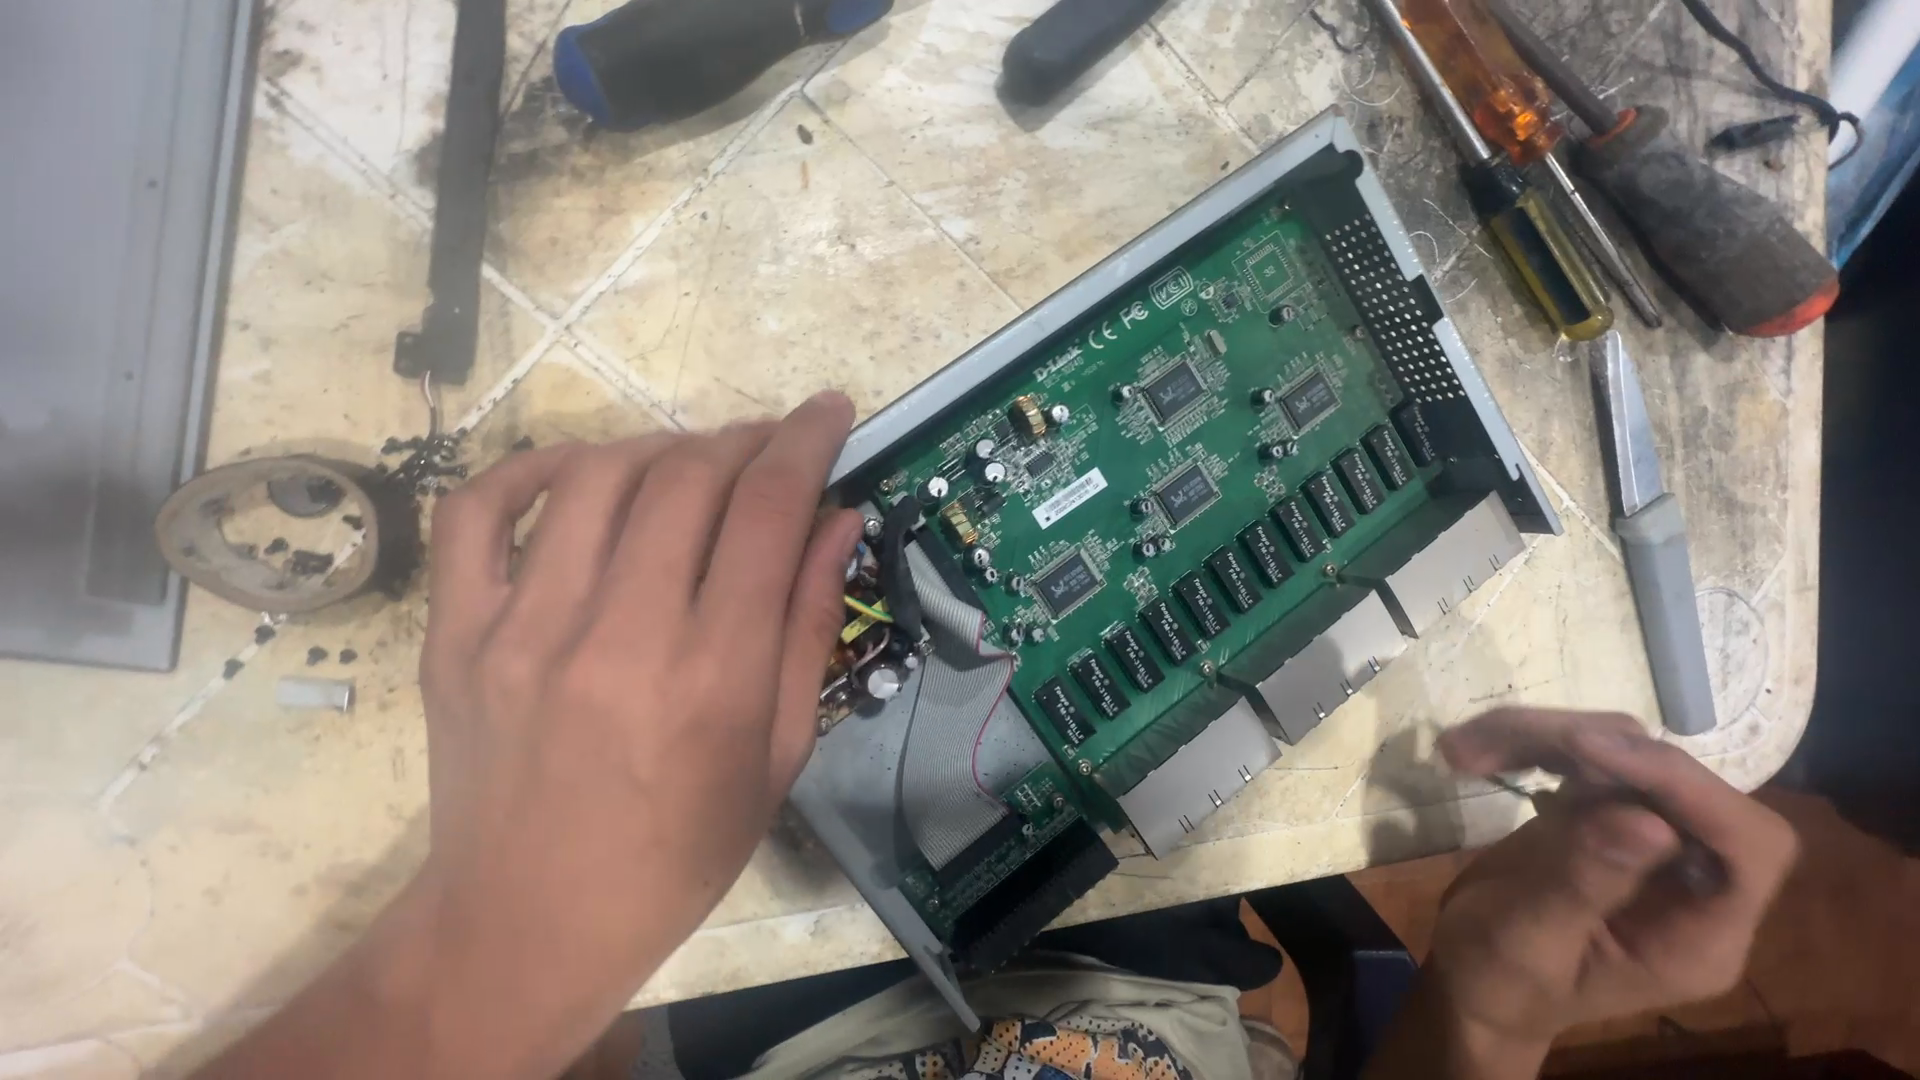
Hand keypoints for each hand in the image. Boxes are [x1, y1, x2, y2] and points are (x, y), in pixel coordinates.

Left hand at [412, 394, 861, 1075]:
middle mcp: (619, 635)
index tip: (830, 411)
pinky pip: (480, 509)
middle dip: (747, 440)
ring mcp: (523, 627)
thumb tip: (838, 521)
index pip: (768, 512)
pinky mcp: (456, 632)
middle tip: (771, 445)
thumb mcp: (779, 752)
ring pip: (599, 475)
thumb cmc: (681, 849)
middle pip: (689, 478)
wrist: (529, 921)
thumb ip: (807, 625)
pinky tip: (585, 471)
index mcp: (712, 674)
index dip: (808, 442)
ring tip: (695, 463)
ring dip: (665, 447)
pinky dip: (536, 465)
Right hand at [1411, 708, 1797, 1069]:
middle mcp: (1690, 882)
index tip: (1584, 748)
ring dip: (1542, 737)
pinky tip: (1472, 755)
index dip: (1680, 785)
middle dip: (1586, 746)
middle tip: (1486, 744)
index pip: (1745, 844)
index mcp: (1698, 935)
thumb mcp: (1526, 941)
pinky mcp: (1599, 822)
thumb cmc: (1499, 980)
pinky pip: (1582, 763)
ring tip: (1459, 750)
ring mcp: (1644, 846)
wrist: (1474, 983)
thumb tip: (1647, 822)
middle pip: (1677, 785)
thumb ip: (1583, 885)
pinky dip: (1526, 745)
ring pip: (1625, 759)